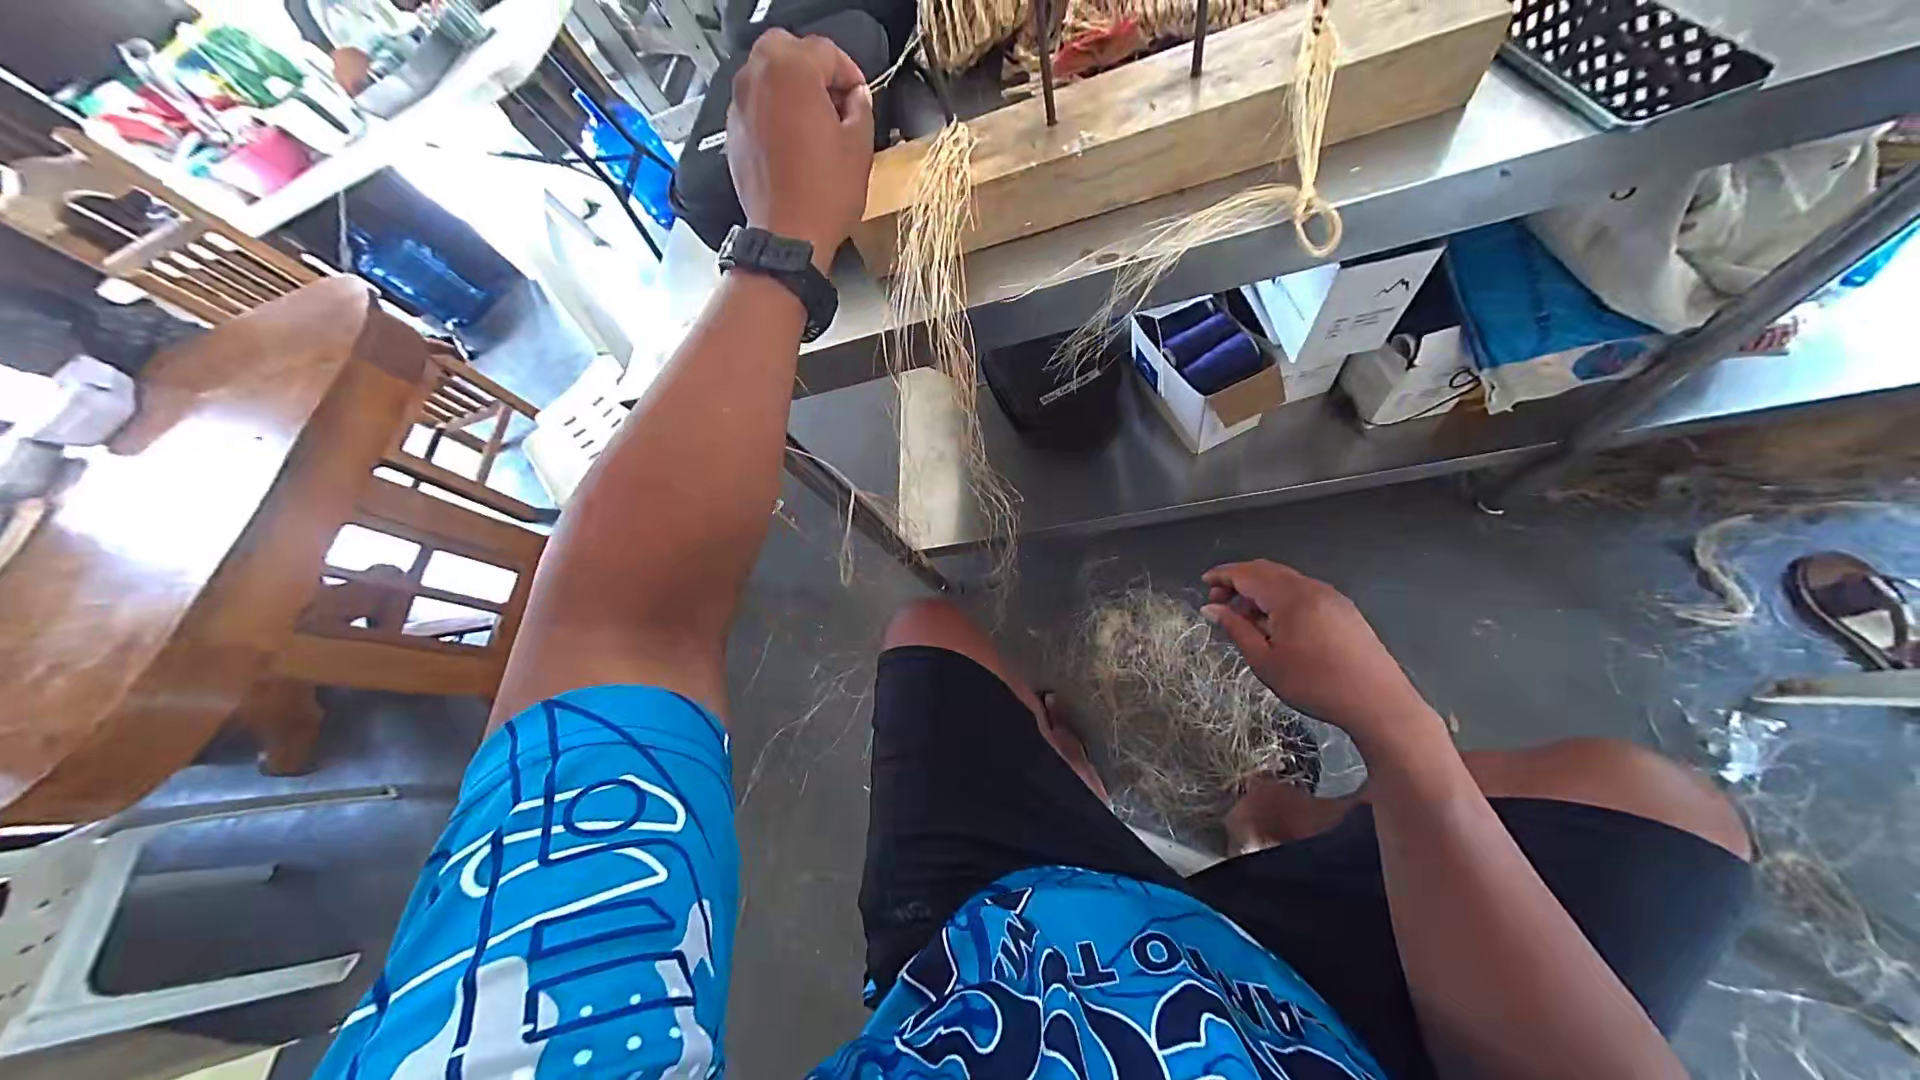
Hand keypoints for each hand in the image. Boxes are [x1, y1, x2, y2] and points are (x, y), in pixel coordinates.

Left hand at [726, 29, 874, 272]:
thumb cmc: (822, 196)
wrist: (790, 237)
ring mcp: (740, 106)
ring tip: (815, 123)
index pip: (826, 50)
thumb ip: (861, 109)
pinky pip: (757, 107)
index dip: (850, 72)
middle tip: (836, 100)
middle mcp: (757, 78)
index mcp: (792, 71)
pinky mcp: (734, 133)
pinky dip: (775, 114)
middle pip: (787, 50)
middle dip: (814, 70)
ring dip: (792, 89)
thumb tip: (857, 98)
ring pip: (767, 76)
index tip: (860, 94)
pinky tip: (795, 143)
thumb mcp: (859, 147)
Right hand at [1201, 560, 1442, 750]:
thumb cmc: (1315, 684)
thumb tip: (1211, 609)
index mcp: (1290, 597)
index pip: (1247, 574)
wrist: (1379, 703)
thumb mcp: (1265, 660)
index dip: (1222, 576)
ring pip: (1286, 581)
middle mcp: (1312, 588)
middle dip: (1239, 581)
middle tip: (1218, 601)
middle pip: (1267, 571)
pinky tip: (1274, 624)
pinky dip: (1280, 599)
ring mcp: (1332, 597)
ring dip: (1259, 591)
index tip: (1204, 584)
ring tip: (1243, 617)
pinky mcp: (1344, 610)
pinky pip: (1303, 592)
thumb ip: (1236, 629)